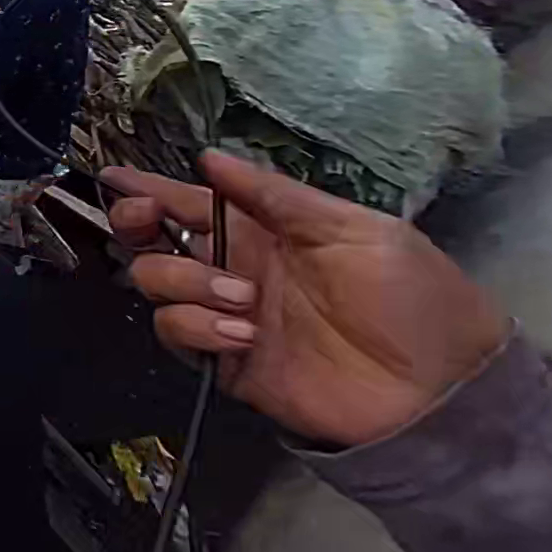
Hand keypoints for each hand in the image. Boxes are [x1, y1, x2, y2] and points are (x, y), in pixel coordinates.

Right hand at [104, 151, 506, 446]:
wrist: (439, 392)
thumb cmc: (407, 296)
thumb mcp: (353, 228)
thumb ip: (275, 195)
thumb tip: (207, 158)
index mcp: (253, 230)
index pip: (184, 201)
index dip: (144, 186)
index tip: (112, 175)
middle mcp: (223, 265)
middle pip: (148, 238)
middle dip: (135, 222)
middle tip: (148, 220)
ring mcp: (216, 310)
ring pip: (153, 279)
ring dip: (187, 281)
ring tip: (243, 297)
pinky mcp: (217, 354)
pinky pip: (173, 329)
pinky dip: (198, 325)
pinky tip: (243, 333)